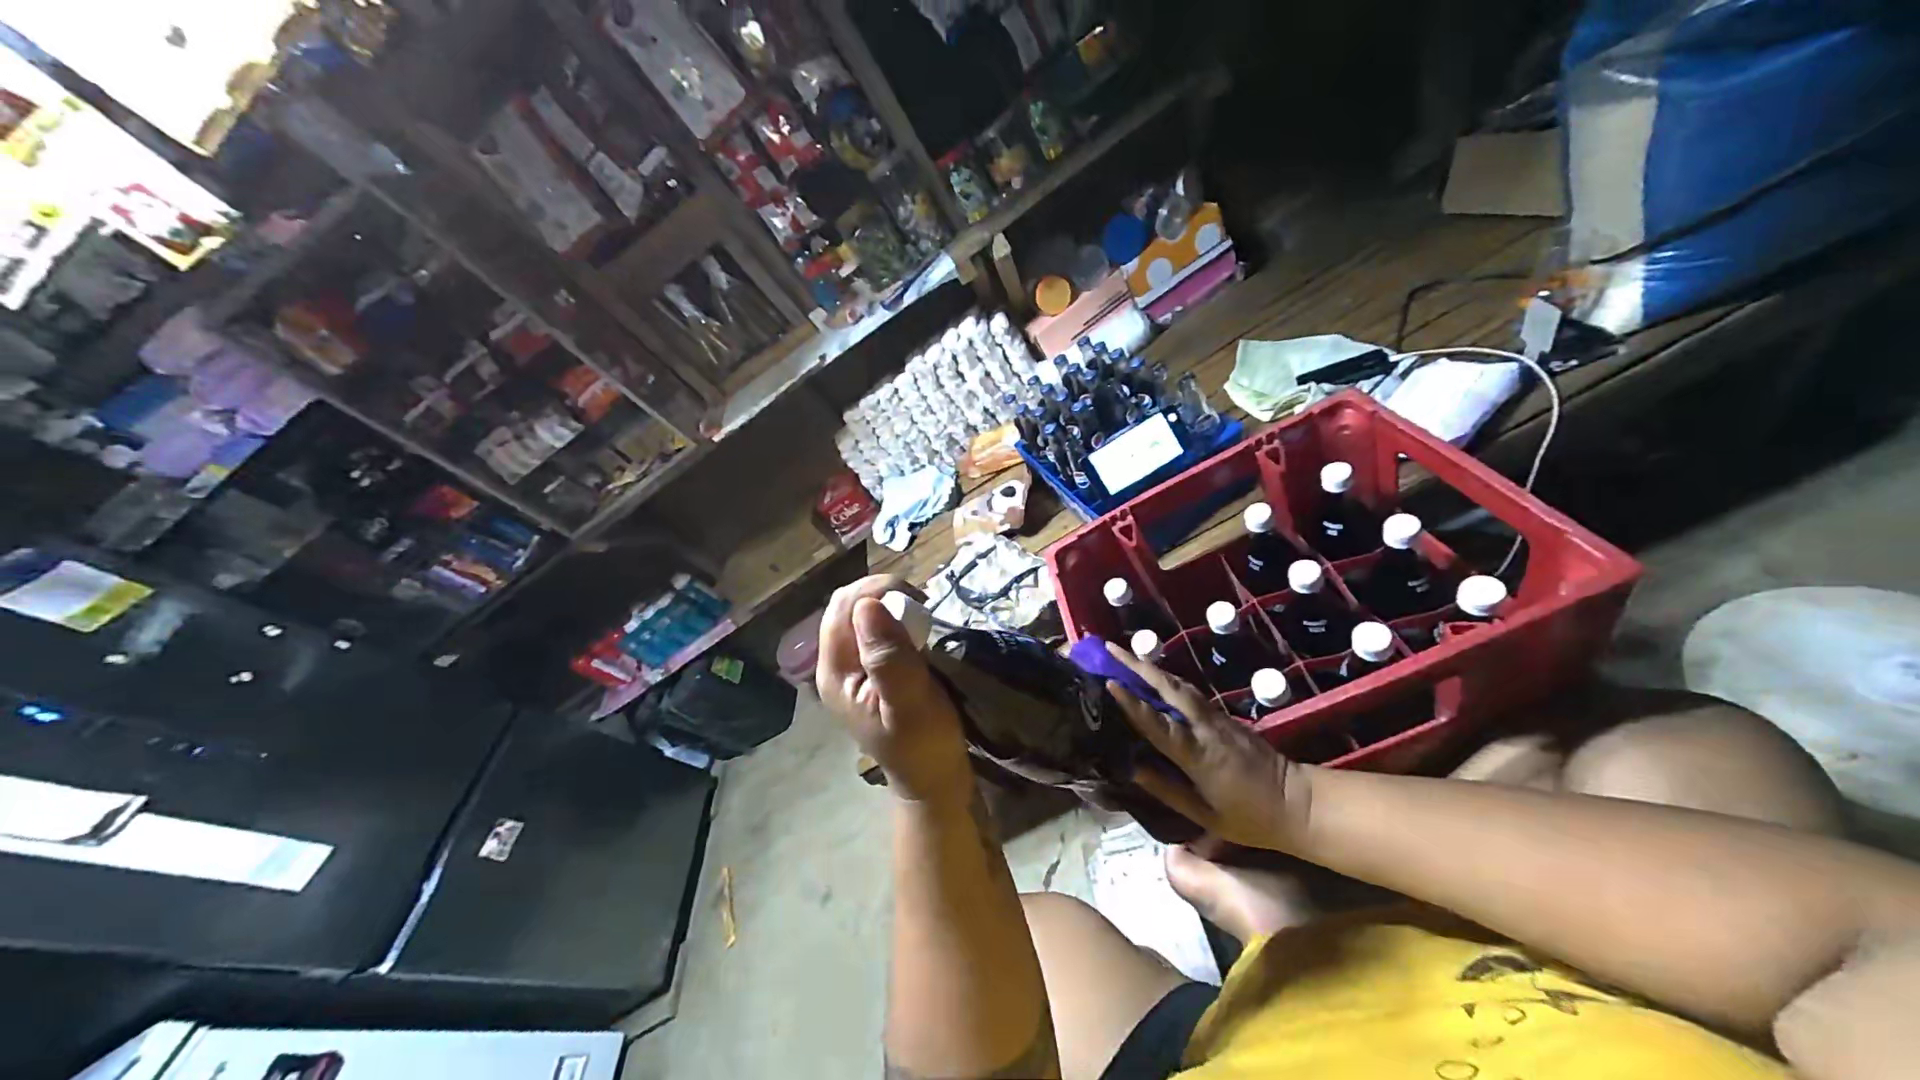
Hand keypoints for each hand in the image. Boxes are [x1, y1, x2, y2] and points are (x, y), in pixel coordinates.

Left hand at [816, 575, 974, 806]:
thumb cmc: (925, 747)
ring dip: (890, 605)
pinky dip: (894, 619)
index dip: (878, 592)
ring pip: (861, 614)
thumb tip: (868, 606)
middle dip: (883, 594)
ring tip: (920, 618)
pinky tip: (915, 631)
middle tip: (921, 607)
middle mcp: (834, 665)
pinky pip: (874, 629)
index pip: (843, 606)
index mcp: (834, 672)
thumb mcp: (911, 704)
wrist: (934, 782)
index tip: (918, 602)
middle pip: (847, 605)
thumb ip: (888, 658)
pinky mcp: (868, 669)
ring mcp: (850, 668)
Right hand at [1104, 643, 1313, 851]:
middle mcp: (1206, 728)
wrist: (1299, 804)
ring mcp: (1218, 719)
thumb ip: (1167, 790)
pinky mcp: (1226, 717)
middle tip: (1109, 649)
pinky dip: (1168, 681)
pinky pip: (1190, 693)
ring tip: (1124, 655)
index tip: (1109, 682)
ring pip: (1181, 686)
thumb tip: (1133, 768)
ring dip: (1152, 668)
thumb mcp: (1205, 816)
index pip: (1159, 724)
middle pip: (1170, 689)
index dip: (1133, 703)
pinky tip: (1154, 678)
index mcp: (1199, 755)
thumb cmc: (1250, 818)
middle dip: (1138, 666)